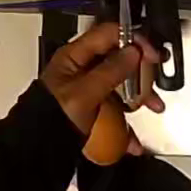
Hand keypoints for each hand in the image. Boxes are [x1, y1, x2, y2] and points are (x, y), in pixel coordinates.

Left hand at [41, 22, 164, 135]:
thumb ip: (110, 71)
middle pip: (118, 59)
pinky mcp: (90, 111)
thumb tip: (134, 51)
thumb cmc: (53, 119)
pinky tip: (134, 140)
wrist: (35, 156)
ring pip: (120, 84)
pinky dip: (126, 124)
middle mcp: (82, 69)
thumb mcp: (84, 93)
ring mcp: (87, 90)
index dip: (133, 39)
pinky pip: (114, 111)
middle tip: (155, 81)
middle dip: (140, 70)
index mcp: (75, 56)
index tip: (152, 54)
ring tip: (154, 107)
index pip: (109, 34)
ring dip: (139, 95)